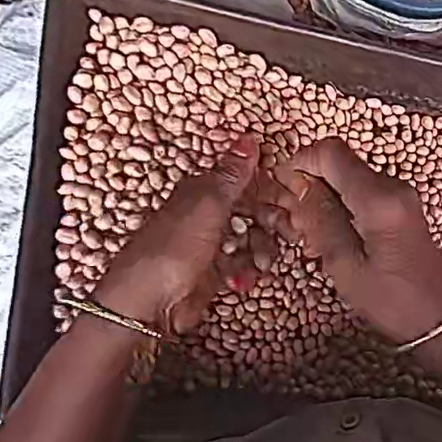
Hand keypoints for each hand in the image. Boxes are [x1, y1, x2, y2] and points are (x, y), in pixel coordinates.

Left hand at [92, 137, 283, 332]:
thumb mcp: (208, 205)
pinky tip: (242, 280)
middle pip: (255, 213)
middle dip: (274, 225)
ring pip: (252, 241)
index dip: (272, 192)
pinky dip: (246, 272)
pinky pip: (242, 266)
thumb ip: (232, 175)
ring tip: (260, 265)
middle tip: (287, 235)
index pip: (248, 183)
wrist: (149, 302)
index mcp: (204, 192)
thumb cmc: (173, 249)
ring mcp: (212, 245)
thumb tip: (248, 140)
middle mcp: (209, 216)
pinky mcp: (215, 272)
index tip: (292, 203)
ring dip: (262, 252)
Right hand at [276, 138, 441, 342]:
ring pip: (350, 178)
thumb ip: (320, 219)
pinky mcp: (403, 208)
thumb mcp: (345, 265)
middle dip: (311, 184)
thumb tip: (298, 185)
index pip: (331, 153)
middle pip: (341, 164)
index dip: (301, 162)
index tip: (283, 186)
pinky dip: (343, 206)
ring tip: (312, 236)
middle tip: (295, 220)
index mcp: (380, 200)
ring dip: (326, 198)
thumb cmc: (390, 300)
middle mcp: (395, 188)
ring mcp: (402, 196)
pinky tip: (334, 236)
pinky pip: (365, 193)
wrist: (434, 318)